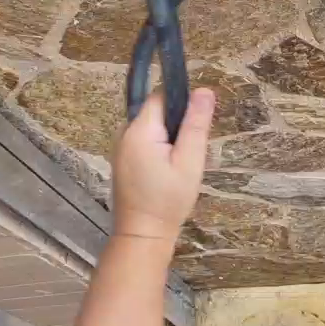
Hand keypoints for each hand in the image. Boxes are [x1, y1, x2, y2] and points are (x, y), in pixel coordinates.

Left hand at [110, 88, 215, 242]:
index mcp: (139, 129)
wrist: (143, 235)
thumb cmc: (168, 199)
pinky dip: (160, 146)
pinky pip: (144, 139)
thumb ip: (195, 124)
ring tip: (181, 161)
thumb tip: (204, 90)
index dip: (182, 102)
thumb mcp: (189, 161)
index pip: (161, 96)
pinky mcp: (122, 158)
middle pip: (155, 109)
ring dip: (169, 135)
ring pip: (151, 125)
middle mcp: (124, 132)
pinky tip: (169, 168)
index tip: (197, 124)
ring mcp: (120, 146)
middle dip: (177, 122)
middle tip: (191, 150)